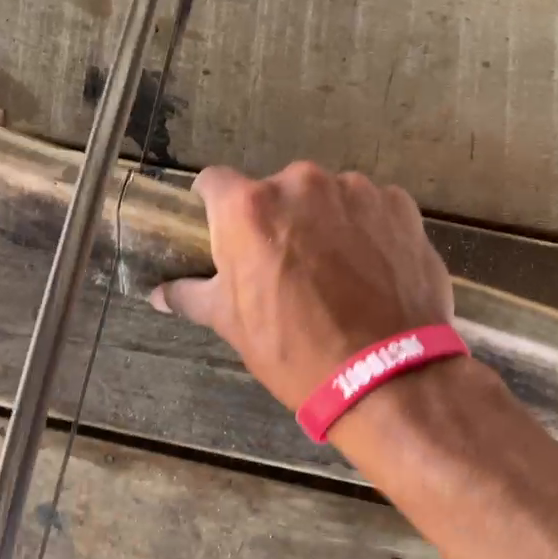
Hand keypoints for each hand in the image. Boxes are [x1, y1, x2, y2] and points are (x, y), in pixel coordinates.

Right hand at [151, 162, 454, 410]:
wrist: (388, 376)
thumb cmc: (293, 347)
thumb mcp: (230, 323)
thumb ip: (190, 295)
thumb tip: (158, 294)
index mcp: (248, 207)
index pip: (214, 182)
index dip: (213, 204)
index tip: (222, 229)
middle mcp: (300, 183)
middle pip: (274, 190)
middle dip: (274, 218)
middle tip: (283, 264)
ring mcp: (355, 191)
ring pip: (325, 197)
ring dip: (322, 221)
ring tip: (334, 270)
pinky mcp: (400, 206)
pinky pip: (369, 208)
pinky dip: (365, 228)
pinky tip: (370, 268)